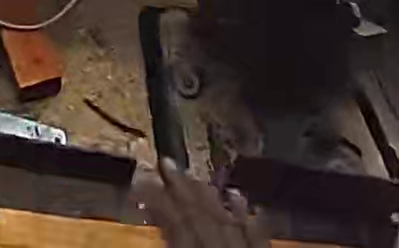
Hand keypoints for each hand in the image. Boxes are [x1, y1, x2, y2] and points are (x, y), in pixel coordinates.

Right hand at [135, 157, 268, 247]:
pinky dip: (245, 215)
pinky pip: (257, 237)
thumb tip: (150, 216)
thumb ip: (169, 243)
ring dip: (208, 195)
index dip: (157, 197)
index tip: (141, 175)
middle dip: (181, 186)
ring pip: (225, 219)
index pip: (174, 222)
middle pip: (199, 214)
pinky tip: (236, 193)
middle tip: (164, 159)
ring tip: (192, 173)